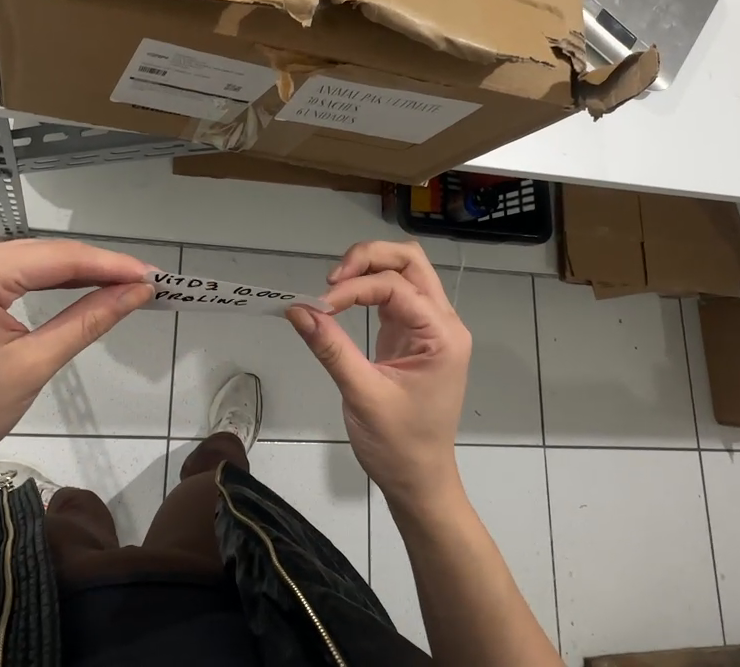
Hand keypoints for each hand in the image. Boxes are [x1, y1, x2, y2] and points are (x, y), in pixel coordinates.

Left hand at [0, 239, 155, 491]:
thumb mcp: (32, 366)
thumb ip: (88, 320)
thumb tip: (136, 292)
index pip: (59, 258)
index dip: (111, 265)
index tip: (154, 276)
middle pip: (46, 253)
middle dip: (98, 267)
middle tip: (146, 284)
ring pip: (33, 259)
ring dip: (77, 272)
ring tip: (125, 285)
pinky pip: (14, 271)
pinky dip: (49, 280)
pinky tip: (82, 286)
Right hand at [286, 240, 470, 507]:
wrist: (419, 480)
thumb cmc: (399, 445)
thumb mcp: (363, 396)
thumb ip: (331, 348)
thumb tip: (297, 309)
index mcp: (442, 336)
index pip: (397, 287)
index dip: (355, 287)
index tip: (320, 306)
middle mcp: (442, 323)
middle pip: (410, 261)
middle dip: (369, 258)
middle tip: (331, 279)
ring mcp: (428, 327)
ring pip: (403, 271)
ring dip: (368, 269)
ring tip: (333, 288)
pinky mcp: (410, 334)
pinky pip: (393, 294)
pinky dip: (366, 288)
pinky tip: (341, 301)